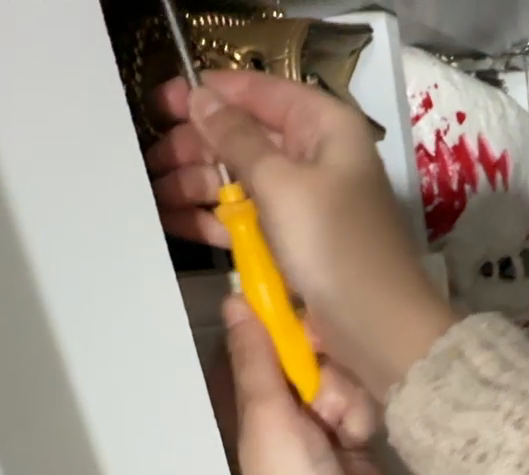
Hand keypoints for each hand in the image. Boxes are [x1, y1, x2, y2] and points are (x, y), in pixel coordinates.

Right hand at [148, 71, 456, 398]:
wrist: (377, 327)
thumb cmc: (335, 247)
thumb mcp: (282, 184)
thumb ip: (238, 139)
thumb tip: (203, 98)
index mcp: (327, 128)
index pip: (263, 92)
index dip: (212, 93)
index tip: (161, 102)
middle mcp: (320, 160)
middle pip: (249, 138)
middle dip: (199, 145)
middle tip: (152, 159)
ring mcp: (309, 206)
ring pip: (244, 182)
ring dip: (199, 185)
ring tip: (155, 193)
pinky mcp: (299, 246)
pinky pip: (251, 221)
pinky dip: (216, 221)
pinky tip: (175, 222)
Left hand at [223, 295, 399, 474]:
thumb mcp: (268, 420)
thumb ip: (256, 358)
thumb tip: (233, 297)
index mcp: (254, 400)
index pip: (268, 340)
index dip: (288, 327)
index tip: (307, 329)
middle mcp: (287, 406)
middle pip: (313, 352)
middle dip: (326, 372)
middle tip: (326, 399)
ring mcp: (324, 421)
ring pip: (344, 374)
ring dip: (348, 400)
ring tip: (344, 434)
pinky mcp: (357, 434)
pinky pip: (365, 400)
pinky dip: (365, 417)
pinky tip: (361, 441)